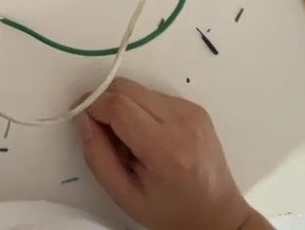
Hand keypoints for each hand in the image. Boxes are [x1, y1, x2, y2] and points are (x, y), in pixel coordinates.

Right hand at [79, 78, 265, 229]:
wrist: (220, 218)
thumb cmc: (170, 214)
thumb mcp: (125, 197)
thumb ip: (97, 157)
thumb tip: (83, 118)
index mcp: (167, 150)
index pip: (117, 106)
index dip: (92, 106)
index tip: (85, 121)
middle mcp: (182, 123)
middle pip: (125, 88)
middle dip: (104, 102)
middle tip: (104, 131)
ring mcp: (191, 111)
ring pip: (137, 89)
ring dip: (123, 105)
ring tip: (131, 138)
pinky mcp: (195, 107)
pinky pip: (152, 95)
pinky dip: (141, 108)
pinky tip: (149, 135)